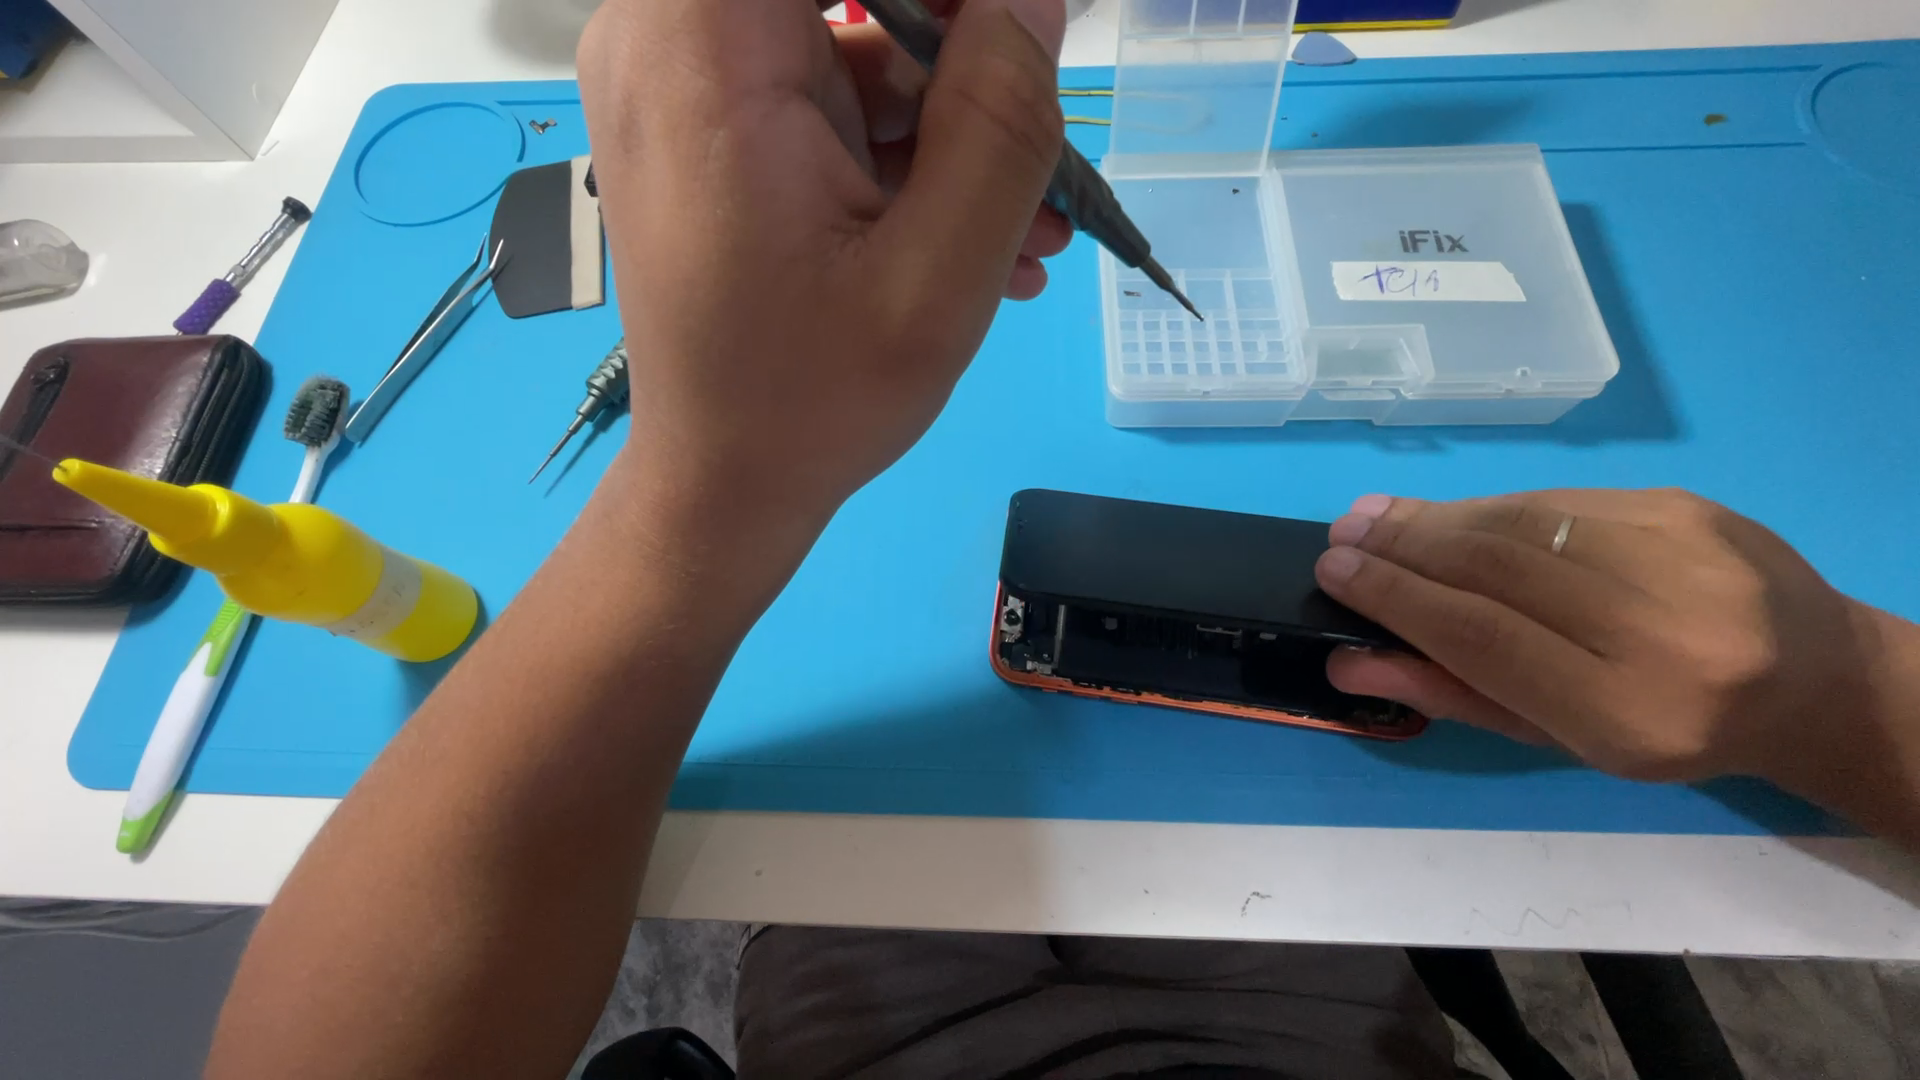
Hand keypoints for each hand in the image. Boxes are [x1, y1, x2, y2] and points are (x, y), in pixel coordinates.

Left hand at [578, 0, 1069, 541]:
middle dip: (961, 60)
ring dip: (950, 129)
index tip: (1017, 46)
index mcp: (708, 45)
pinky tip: (972, 240)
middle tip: (1035, 151)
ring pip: (851, 44)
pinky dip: (904, 162)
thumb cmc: (816, 399)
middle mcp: (671, 40)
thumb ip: (1001, 121)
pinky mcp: (714, 140)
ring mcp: (689, 92)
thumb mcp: (937, 274)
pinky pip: (827, 109)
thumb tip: (1033, 2)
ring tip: (1028, 228)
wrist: (727, 484)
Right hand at [1311, 490, 1919, 837]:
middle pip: (1497, 566)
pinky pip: (1555, 500)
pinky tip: (1448, 517)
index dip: (1394, 596)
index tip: (1333, 568)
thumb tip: (1346, 661)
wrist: (1811, 682)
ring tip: (1375, 517)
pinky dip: (1485, 507)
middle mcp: (1669, 631)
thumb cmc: (1658, 728)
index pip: (1480, 636)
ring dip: (1432, 517)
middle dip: (1402, 545)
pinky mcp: (1688, 507)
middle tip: (1343, 533)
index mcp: (1629, 712)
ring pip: (1521, 521)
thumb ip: (1446, 692)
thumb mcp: (1549, 734)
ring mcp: (1687, 557)